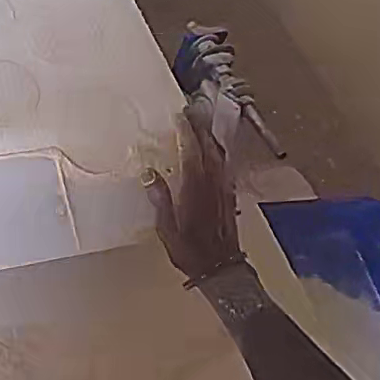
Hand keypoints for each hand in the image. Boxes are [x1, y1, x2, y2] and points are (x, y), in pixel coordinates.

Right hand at [144, 97, 248, 285]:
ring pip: (221, 156)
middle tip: (193, 112)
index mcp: (196, 190)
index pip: (194, 153)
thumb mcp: (167, 229)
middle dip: (203, 128)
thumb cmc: (190, 251)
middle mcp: (214, 185)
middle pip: (211, 149)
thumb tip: (149, 174)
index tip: (182, 116)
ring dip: (212, 138)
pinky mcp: (230, 196)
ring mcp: (225, 189)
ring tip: (202, 125)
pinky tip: (213, 152)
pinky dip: (219, 153)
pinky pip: (225, 167)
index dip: (189, 132)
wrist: (221, 268)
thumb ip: (161, 200)